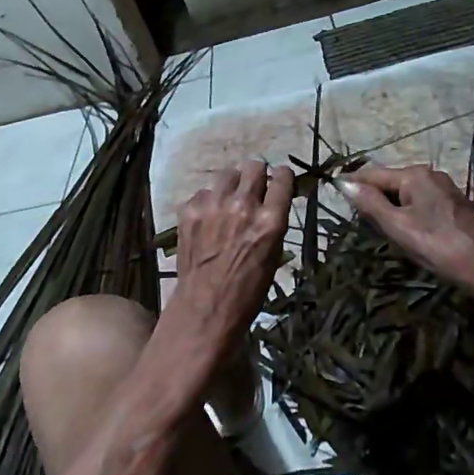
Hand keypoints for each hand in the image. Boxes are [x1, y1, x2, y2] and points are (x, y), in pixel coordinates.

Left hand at [163, 162, 294, 361]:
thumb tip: (272, 200)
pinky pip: (204, 192)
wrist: (205, 308)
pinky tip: (209, 220)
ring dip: (232, 185)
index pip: (283, 177)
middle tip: (254, 189)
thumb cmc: (248, 289)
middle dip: (258, 175)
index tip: (281, 180)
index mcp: (270, 220)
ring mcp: (213, 206)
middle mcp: (242, 206)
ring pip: (228, 173)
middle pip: (254, 166)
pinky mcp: (190, 210)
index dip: (283, 177)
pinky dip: (209, 201)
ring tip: (229, 202)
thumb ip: (273, 221)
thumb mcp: (273, 255)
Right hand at [339, 164, 473, 304]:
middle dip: (371, 195)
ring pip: (404, 192)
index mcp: (414, 175)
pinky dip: (404, 210)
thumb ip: (370, 204)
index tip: (332, 191)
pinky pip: (418, 201)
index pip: (373, 174)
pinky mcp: (451, 204)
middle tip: (352, 214)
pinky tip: (400, 227)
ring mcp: (442, 188)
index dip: (352, 184)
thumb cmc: (437, 246)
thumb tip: (343, 183)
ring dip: (387, 204)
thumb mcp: (397, 226)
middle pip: (389, 181)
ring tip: (372, 223)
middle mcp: (429, 174)